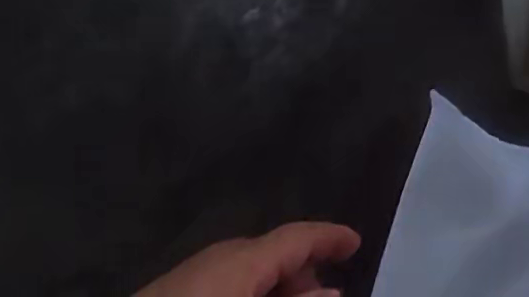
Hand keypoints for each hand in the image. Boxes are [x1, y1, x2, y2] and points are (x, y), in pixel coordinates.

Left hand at [134, 223, 359, 296]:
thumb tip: (330, 294)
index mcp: (237, 263)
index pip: (292, 237)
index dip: (327, 237)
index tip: (356, 242)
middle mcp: (214, 260)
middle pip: (270, 253)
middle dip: (303, 273)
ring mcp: (186, 279)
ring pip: (245, 272)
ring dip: (275, 289)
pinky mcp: (171, 294)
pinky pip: (222, 286)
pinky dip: (249, 295)